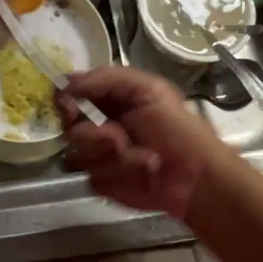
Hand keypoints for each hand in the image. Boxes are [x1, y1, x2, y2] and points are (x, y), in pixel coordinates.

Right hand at [58, 66, 222, 217]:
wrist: (196, 178)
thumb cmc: (176, 128)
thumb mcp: (147, 89)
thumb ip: (105, 79)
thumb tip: (65, 83)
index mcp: (107, 97)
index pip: (69, 94)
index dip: (66, 100)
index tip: (71, 108)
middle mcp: (98, 124)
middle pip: (69, 126)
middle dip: (95, 134)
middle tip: (118, 138)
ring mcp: (99, 155)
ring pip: (81, 154)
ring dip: (115, 158)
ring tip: (145, 159)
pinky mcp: (104, 182)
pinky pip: (94, 178)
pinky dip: (120, 177)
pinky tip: (142, 176)